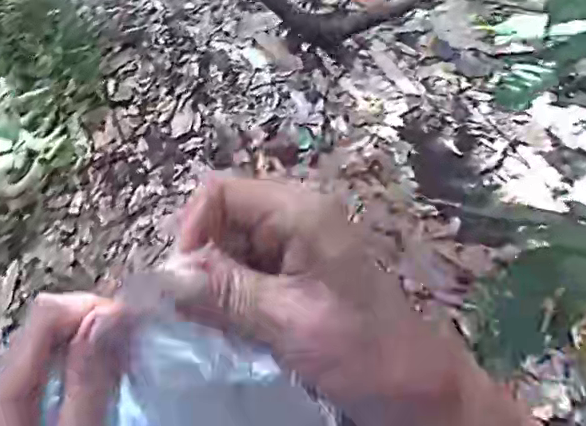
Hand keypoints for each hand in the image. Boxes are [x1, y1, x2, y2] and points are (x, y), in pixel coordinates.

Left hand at [0, 293, 128, 425]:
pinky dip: (62, 376)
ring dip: (79, 352)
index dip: (92, 305)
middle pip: (43, 328)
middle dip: (90, 328)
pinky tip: (84, 397)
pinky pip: (31, 378)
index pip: (47, 309)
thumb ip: (87, 383)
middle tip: (131, 352)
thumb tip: (108, 314)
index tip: (132, 326)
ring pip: (39, 352)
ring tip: (115, 374)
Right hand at [163, 176, 528, 425]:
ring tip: (224, 327)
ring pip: (231, 245)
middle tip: (200, 316)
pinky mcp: (297, 265)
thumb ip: (226, 294)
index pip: (218, 192)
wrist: (421, 393)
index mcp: (297, 207)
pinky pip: (248, 267)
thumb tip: (164, 275)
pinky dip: (235, 295)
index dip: (192, 231)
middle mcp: (293, 211)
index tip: (183, 286)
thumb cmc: (363, 351)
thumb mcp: (288, 323)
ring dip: (218, 284)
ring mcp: (297, 238)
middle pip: (222, 217)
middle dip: (204, 262)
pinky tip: (242, 329)